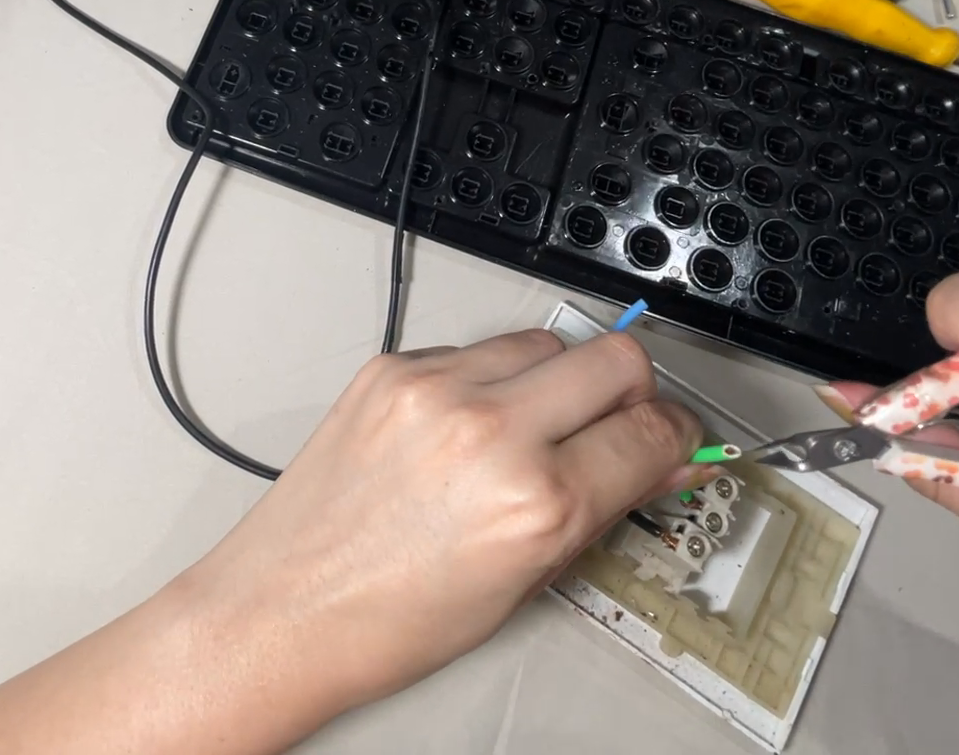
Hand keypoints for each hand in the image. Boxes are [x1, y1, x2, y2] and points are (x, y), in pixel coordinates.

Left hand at [0, 330, 706, 754]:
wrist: (284, 603)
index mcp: (532, 502)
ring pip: (544, 339)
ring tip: (538, 421)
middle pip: (614, 357)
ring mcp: (432, 387)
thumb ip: (600, 506)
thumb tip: (657, 459)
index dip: (675, 440)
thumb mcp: (523, 581)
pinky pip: (474, 348)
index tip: (670, 443)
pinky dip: (491, 376)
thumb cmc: (389, 619)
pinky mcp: (391, 367)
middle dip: (634, 390)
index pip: (652, 435)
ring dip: (560, 375)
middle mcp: (484, 428)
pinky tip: (472, 418)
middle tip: (619, 420)